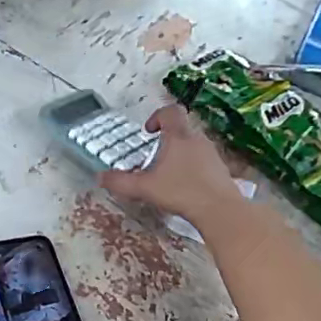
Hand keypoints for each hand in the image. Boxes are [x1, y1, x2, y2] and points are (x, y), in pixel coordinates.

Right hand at [98, 105, 245, 225]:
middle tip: (154, 156)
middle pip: (182, 128)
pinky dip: (192, 166)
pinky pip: (203, 159)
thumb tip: (100, 177)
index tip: (148, 131)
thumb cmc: (180, 191)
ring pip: (193, 144)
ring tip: (168, 173)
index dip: (157, 116)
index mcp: (178, 136)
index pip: (170, 111)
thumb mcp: (144, 188)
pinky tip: (185, 186)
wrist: (219, 209)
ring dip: (180, 152)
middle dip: (166, 138)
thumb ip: (120, 182)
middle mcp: (197, 139)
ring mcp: (212, 153)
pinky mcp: (221, 169)